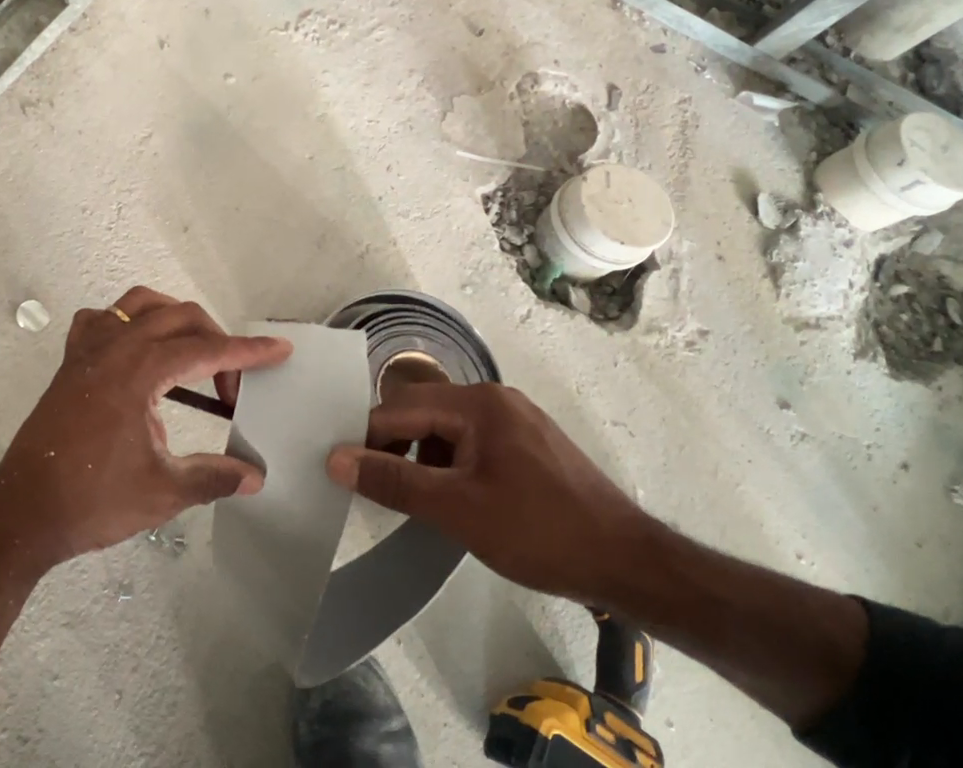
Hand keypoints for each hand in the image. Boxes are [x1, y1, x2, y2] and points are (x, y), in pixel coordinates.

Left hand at [0, 286, 292, 569]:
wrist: (24, 512)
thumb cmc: (93, 501)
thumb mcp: (164, 492)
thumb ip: (213, 476)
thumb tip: (254, 476)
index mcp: (138, 371)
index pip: (206, 350)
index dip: (248, 352)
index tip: (280, 350)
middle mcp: (113, 349)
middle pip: (178, 318)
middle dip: (216, 342)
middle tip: (233, 387)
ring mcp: (86, 352)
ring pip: (138, 307)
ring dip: (174, 319)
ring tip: (196, 352)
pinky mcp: (69, 365)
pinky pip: (101, 322)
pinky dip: (128, 324)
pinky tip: (139, 353)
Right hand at [325, 382, 660, 604]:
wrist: (626, 562)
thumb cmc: (538, 531)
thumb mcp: (456, 508)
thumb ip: (392, 481)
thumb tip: (336, 458)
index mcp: (477, 403)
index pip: (399, 409)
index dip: (365, 438)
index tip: (339, 470)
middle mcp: (495, 399)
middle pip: (422, 411)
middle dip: (391, 445)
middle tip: (369, 486)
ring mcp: (516, 420)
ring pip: (445, 428)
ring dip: (419, 456)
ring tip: (409, 497)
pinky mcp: (528, 444)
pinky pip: (470, 442)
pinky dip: (448, 463)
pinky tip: (447, 498)